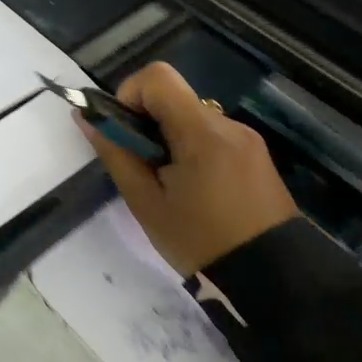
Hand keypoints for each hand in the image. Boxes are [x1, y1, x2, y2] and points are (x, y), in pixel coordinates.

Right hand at [79, 62, 298, 275]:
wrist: (277, 284)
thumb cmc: (201, 241)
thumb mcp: (145, 201)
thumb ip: (114, 152)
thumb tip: (85, 116)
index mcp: (203, 133)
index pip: (156, 77)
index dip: (130, 94)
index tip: (126, 132)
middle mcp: (229, 126)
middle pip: (173, 97)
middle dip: (147, 121)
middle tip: (143, 165)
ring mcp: (247, 141)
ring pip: (190, 116)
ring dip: (169, 136)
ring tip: (169, 183)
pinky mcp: (256, 156)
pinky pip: (211, 134)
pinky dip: (191, 148)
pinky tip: (194, 188)